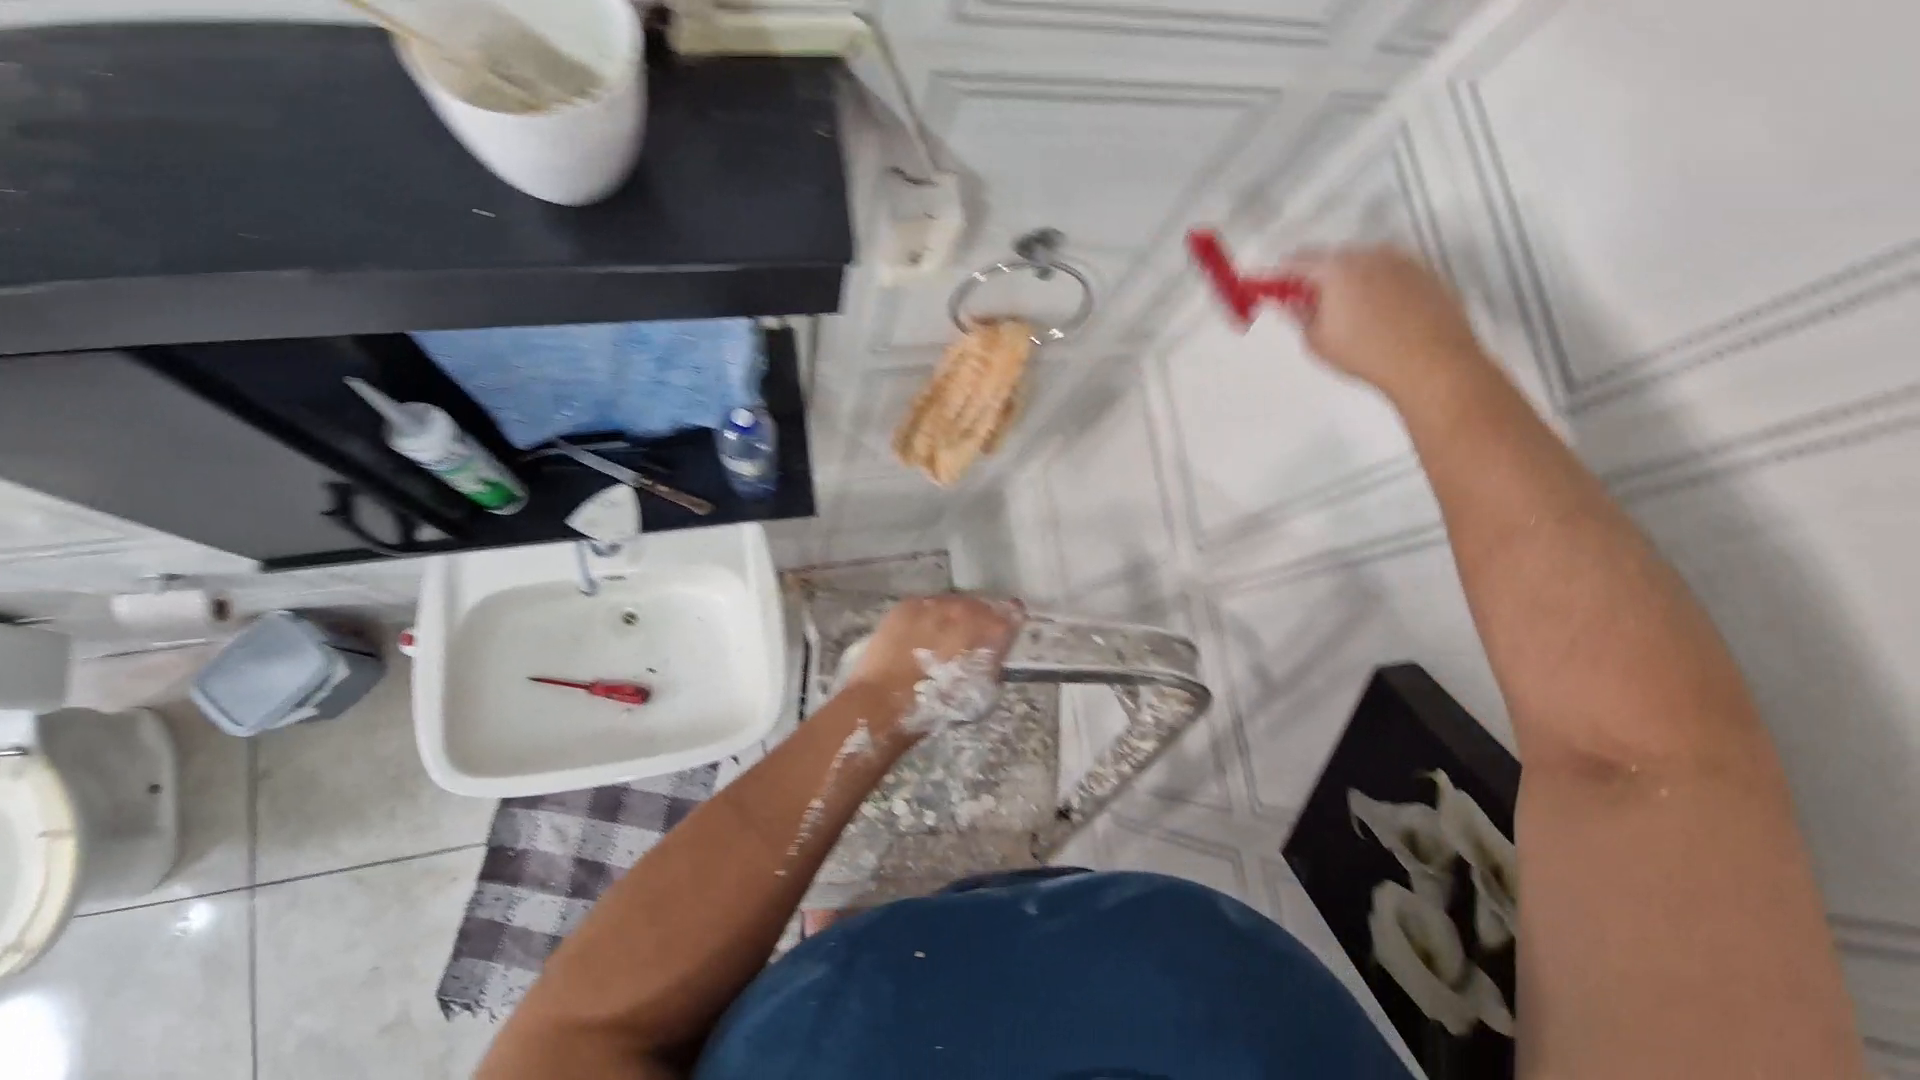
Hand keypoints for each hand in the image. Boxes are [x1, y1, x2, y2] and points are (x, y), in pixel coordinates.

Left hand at [842, 594, 1024, 736]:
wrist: (886, 703)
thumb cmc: (938, 707)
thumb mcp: (981, 693)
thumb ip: (993, 663)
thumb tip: (995, 650)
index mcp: (990, 632)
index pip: (1011, 614)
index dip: (1010, 621)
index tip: (1005, 629)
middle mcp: (966, 611)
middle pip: (981, 605)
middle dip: (980, 617)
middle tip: (973, 634)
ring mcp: (935, 604)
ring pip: (953, 602)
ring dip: (953, 614)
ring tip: (944, 633)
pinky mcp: (908, 605)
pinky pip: (927, 604)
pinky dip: (929, 615)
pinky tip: (922, 631)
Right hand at [1285, 246, 1488, 396]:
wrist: (1432, 364)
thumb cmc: (1370, 354)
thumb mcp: (1317, 341)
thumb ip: (1298, 315)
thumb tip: (1289, 303)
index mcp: (1337, 268)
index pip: (1297, 260)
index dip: (1281, 275)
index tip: (1275, 289)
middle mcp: (1370, 254)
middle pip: (1332, 259)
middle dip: (1318, 280)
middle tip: (1311, 309)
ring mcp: (1401, 260)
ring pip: (1363, 266)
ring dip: (1350, 284)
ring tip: (1350, 320)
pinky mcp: (1425, 273)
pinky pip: (1391, 274)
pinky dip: (1379, 289)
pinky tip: (1379, 320)